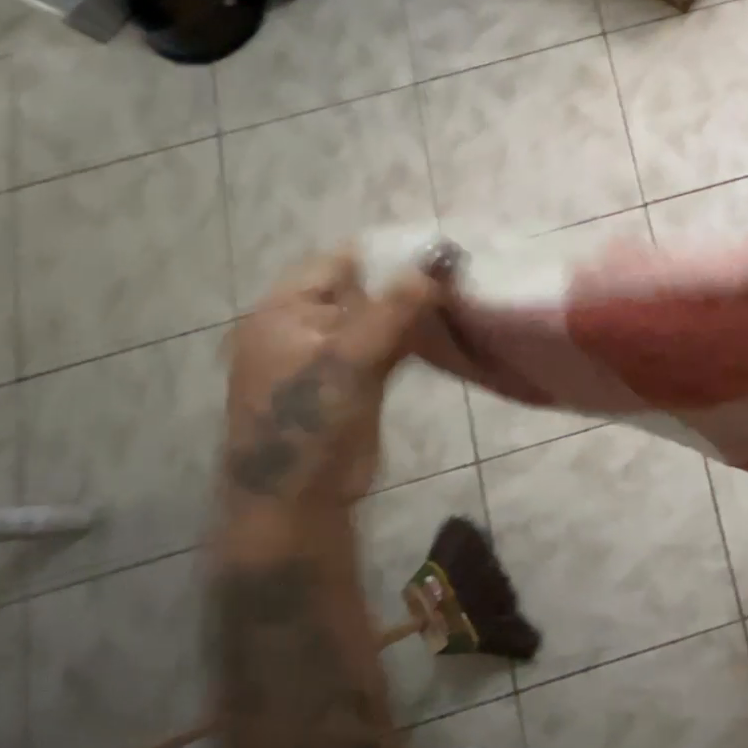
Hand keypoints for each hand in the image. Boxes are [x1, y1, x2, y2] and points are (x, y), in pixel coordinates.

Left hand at [223, 251, 439, 508]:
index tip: (442, 251)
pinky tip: (447, 330)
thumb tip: (438, 261)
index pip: (340, 262)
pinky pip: (386, 343)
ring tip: (462, 298)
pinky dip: (413, 335)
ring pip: (379, 317)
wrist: (298, 496)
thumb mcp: (352, 359)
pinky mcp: (353, 379)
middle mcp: (303, 325)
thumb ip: (395, 308)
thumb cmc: (312, 421)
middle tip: (462, 274)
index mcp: (285, 311)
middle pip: (362, 288)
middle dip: (407, 280)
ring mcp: (328, 354)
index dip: (388, 253)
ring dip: (415, 309)